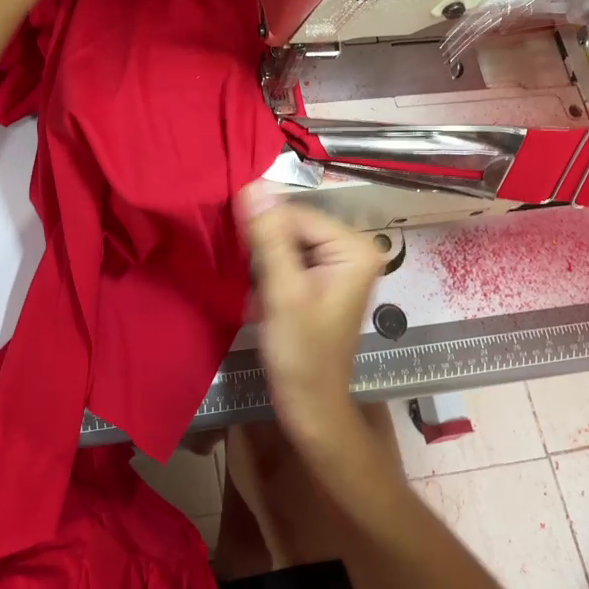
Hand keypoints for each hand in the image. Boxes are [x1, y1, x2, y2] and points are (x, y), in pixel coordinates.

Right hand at [238, 186, 385, 455]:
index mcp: (355, 248)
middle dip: (262, 243)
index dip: (261, 226)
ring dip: (261, 257)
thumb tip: (254, 183)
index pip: (295, 213)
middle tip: (242, 269)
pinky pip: (288, 257)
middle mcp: (353, 249)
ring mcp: (338, 265)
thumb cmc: (301, 354)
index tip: (233, 244)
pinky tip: (258, 290)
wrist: (310, 405)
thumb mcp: (282, 292)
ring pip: (285, 240)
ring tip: (251, 283)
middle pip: (292, 225)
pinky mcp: (321, 279)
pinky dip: (268, 270)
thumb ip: (269, 237)